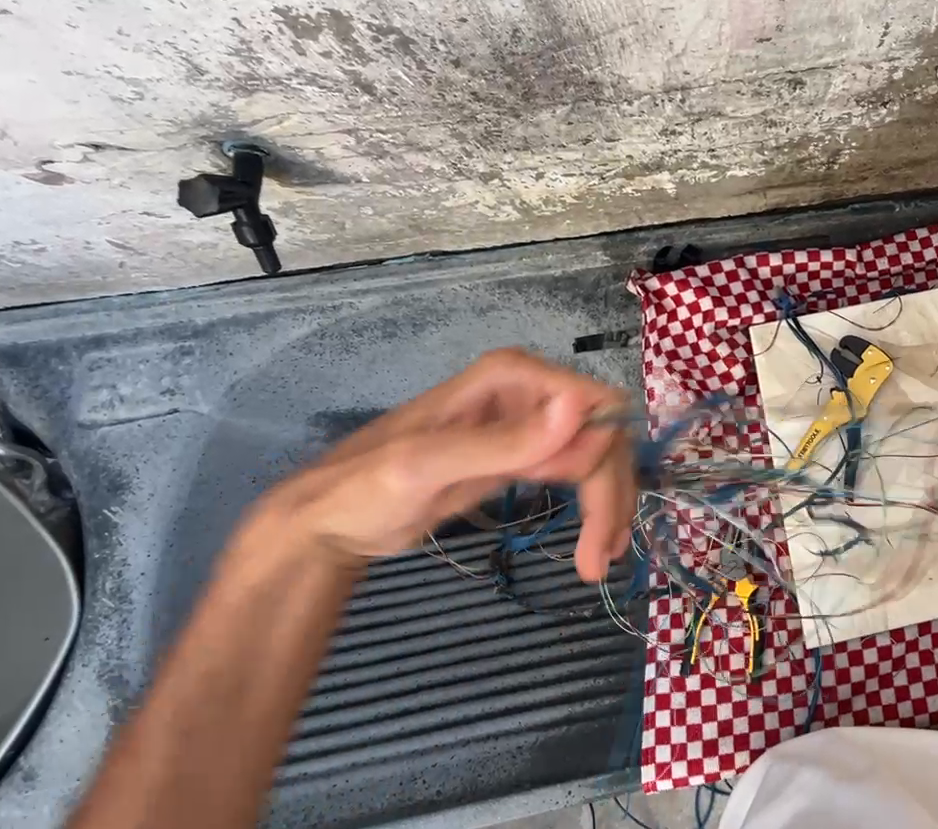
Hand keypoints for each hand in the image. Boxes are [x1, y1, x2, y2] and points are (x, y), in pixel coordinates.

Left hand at [252, 348, 636, 581]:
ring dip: (607, 505)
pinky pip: (579, 472)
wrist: (328, 523)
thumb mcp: (430, 464)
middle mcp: (531, 392)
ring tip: (598, 561)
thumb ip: (506, 442)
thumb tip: (581, 409)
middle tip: (600, 558)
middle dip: (609, 493)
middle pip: (602, 435)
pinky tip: (594, 541)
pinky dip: (593, 505)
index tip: (597, 525)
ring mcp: (530, 424)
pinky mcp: (525, 456)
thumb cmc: (365, 487)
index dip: (603, 463)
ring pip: (598, 455)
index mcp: (513, 377)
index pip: (594, 409)